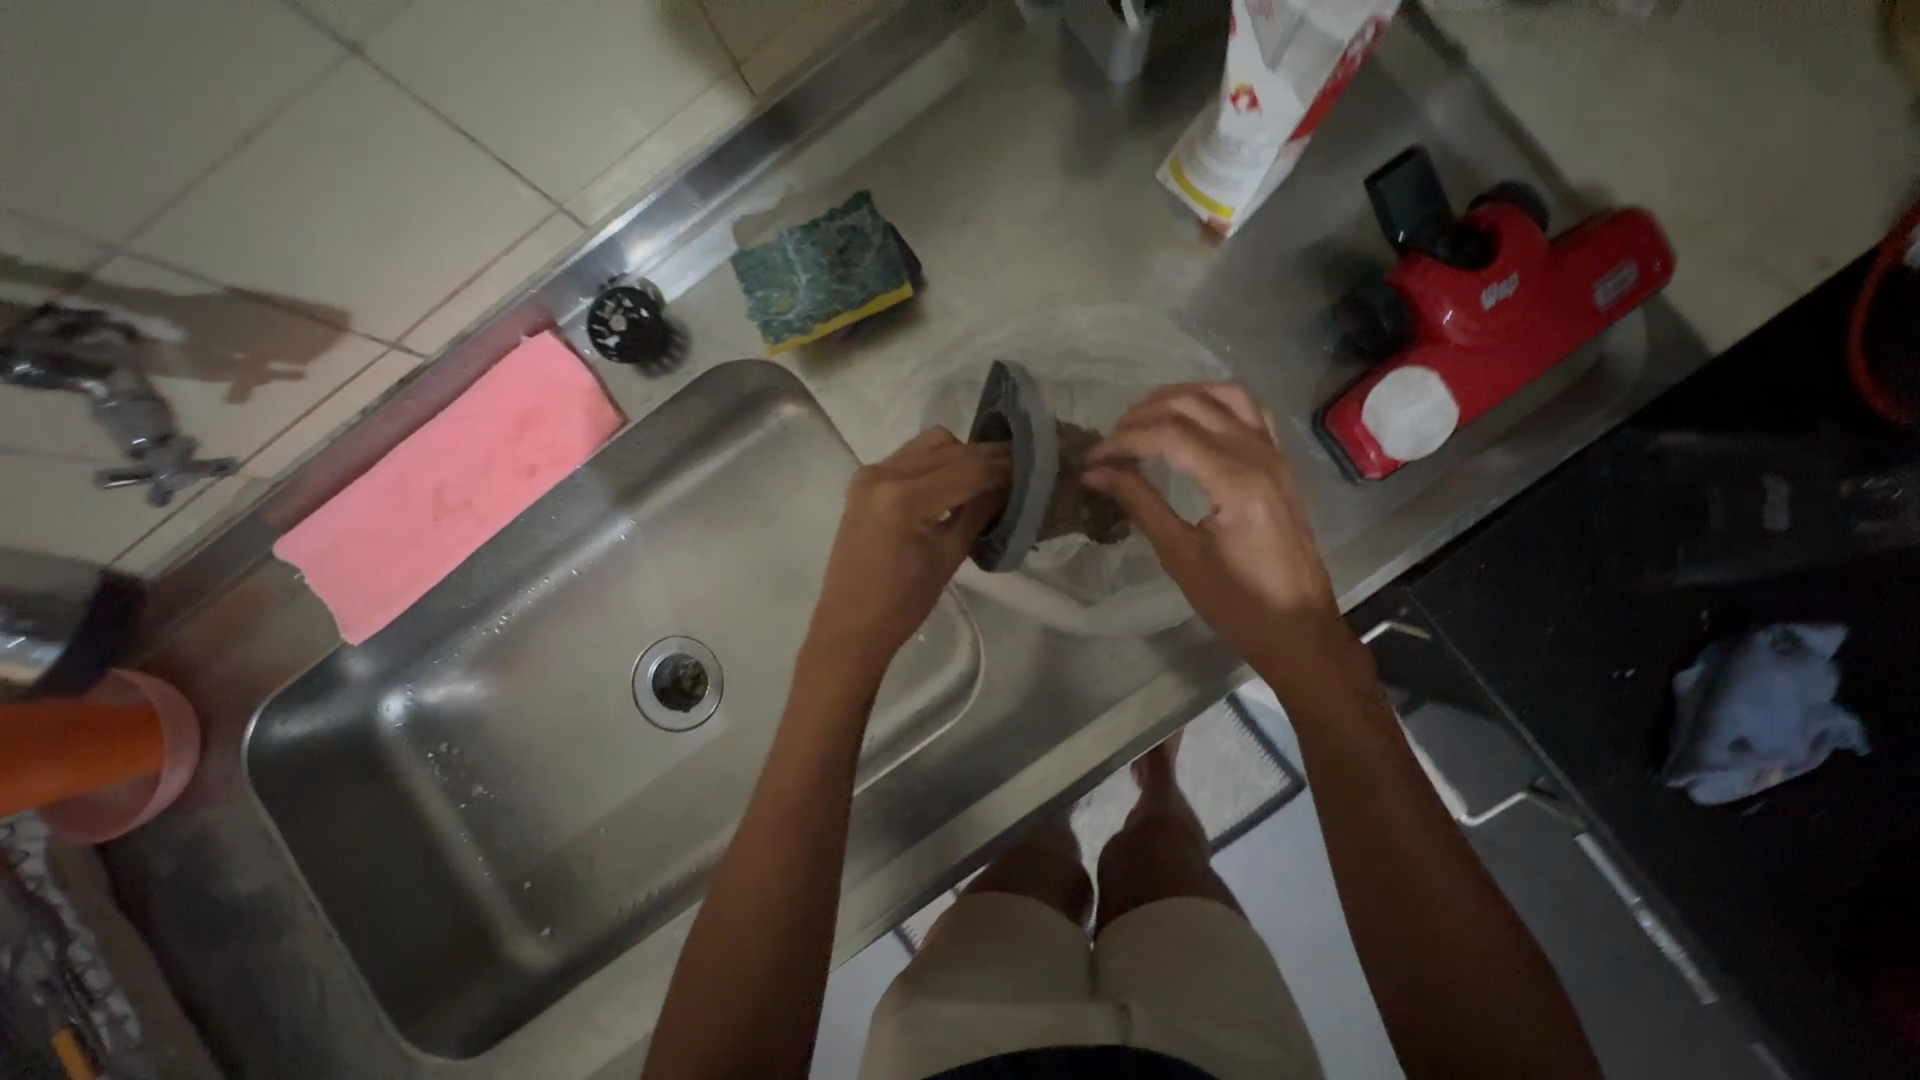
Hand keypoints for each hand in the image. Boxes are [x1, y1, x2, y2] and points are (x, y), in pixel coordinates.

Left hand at [808, 428, 1009, 667]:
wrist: (851, 623)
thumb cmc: (903, 603)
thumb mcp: (950, 556)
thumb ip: (979, 511)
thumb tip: (1009, 484)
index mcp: (904, 499)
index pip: (969, 470)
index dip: (1005, 469)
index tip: (1034, 469)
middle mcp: (884, 474)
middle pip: (951, 450)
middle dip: (988, 458)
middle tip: (1021, 470)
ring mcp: (871, 473)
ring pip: (932, 444)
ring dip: (963, 455)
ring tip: (988, 477)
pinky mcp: (865, 479)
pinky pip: (911, 455)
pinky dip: (938, 461)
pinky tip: (956, 482)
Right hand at [1085, 382, 1338, 662]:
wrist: (1299, 628)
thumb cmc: (1237, 604)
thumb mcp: (1181, 556)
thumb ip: (1140, 503)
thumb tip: (1096, 472)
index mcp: (1235, 480)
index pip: (1168, 435)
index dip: (1123, 440)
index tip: (1091, 459)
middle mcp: (1259, 454)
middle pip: (1192, 405)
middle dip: (1142, 415)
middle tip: (1110, 443)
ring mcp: (1275, 454)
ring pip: (1224, 395)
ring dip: (1179, 397)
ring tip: (1144, 421)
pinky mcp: (1281, 463)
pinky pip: (1250, 411)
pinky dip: (1215, 404)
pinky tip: (1191, 422)